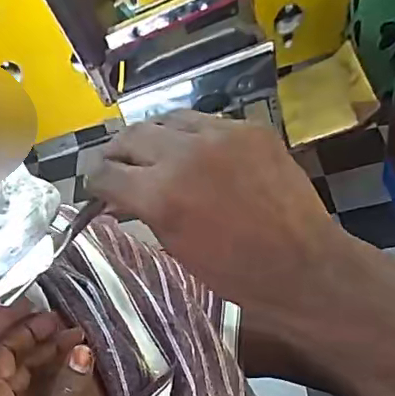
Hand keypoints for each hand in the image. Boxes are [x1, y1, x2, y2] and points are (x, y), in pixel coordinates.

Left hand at [0, 312, 109, 395]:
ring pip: (25, 393)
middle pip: (14, 370)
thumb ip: (67, 393)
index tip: (56, 319)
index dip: (26, 333)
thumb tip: (81, 349)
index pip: (3, 353)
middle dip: (43, 350)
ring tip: (80, 359)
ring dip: (49, 374)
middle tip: (77, 336)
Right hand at [86, 112, 366, 325]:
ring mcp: (219, 135)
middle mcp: (183, 154)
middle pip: (130, 136)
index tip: (96, 191)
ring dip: (151, 139)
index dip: (94, 184)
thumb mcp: (174, 249)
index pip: (106, 173)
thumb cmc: (232, 275)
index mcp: (159, 196)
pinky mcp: (249, 128)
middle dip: (116, 154)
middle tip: (116, 170)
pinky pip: (204, 121)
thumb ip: (143, 215)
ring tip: (152, 157)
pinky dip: (188, 136)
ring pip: (165, 119)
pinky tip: (193, 155)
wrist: (300, 267)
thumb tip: (120, 202)